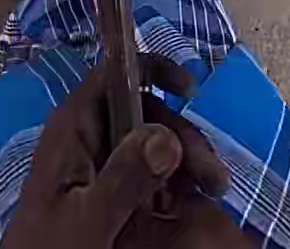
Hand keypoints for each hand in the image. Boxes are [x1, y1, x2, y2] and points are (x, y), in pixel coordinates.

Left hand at [1, 55, 246, 248]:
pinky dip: (169, 184)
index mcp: (75, 124)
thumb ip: (124, 178)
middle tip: (214, 179)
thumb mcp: (89, 219)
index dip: (151, 71)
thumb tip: (167, 134)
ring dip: (182, 161)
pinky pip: (141, 174)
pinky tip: (189, 205)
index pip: (113, 73)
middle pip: (140, 111)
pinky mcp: (102, 191)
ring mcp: (94, 163)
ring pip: (145, 143)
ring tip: (212, 192)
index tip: (190, 90)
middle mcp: (85, 134)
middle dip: (180, 134)